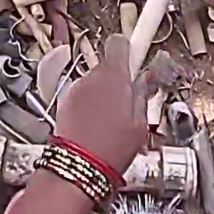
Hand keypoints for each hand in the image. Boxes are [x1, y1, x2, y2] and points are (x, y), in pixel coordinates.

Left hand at [51, 35, 144, 174]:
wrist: (76, 171)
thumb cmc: (109, 151)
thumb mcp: (140, 125)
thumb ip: (143, 95)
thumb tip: (146, 79)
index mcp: (114, 77)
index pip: (120, 42)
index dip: (131, 45)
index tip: (140, 44)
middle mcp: (92, 77)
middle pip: (110, 65)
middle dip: (121, 78)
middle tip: (130, 102)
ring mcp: (77, 89)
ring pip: (97, 81)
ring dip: (105, 93)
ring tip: (113, 121)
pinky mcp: (66, 102)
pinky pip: (84, 95)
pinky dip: (92, 105)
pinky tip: (98, 126)